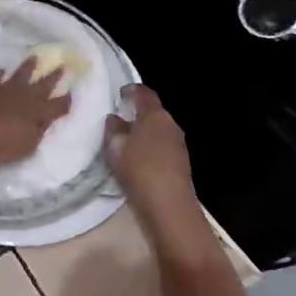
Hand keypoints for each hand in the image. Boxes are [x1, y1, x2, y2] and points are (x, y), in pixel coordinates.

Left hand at [0, 56, 70, 164]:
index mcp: (38, 111)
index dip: (66, 99)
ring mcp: (6, 90)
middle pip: (44, 84)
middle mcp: (25, 96)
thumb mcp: (28, 145)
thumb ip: (38, 131)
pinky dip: (2, 74)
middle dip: (54, 75)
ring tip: (34, 57)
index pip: (58, 104)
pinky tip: (4, 70)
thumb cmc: (1, 144)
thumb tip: (46, 120)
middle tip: (63, 64)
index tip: (72, 92)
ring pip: (21, 74)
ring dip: (29, 66)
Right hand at [104, 84, 195, 212]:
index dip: (131, 90)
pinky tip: (140, 158)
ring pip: (159, 129)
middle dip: (137, 113)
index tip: (119, 94)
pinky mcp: (181, 161)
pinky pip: (163, 145)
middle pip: (153, 111)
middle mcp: (170, 124)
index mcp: (155, 115)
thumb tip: (114, 118)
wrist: (169, 204)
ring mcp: (179, 143)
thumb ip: (113, 129)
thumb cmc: (139, 169)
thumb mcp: (116, 147)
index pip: (144, 92)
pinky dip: (151, 145)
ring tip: (127, 140)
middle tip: (120, 118)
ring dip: (145, 131)